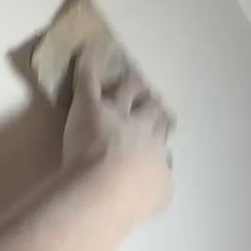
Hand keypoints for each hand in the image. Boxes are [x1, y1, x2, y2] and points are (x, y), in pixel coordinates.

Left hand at [62, 52, 173, 219]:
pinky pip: (89, 81)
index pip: (162, 143)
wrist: (111, 185)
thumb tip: (161, 181)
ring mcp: (117, 115)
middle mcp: (144, 132)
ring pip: (127, 94)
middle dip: (154, 109)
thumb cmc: (134, 198)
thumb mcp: (159, 198)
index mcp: (158, 155)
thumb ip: (160, 187)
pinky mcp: (90, 105)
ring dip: (131, 87)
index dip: (161, 138)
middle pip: (153, 115)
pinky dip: (88, 65)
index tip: (160, 138)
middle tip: (154, 104)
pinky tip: (88, 52)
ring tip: (134, 81)